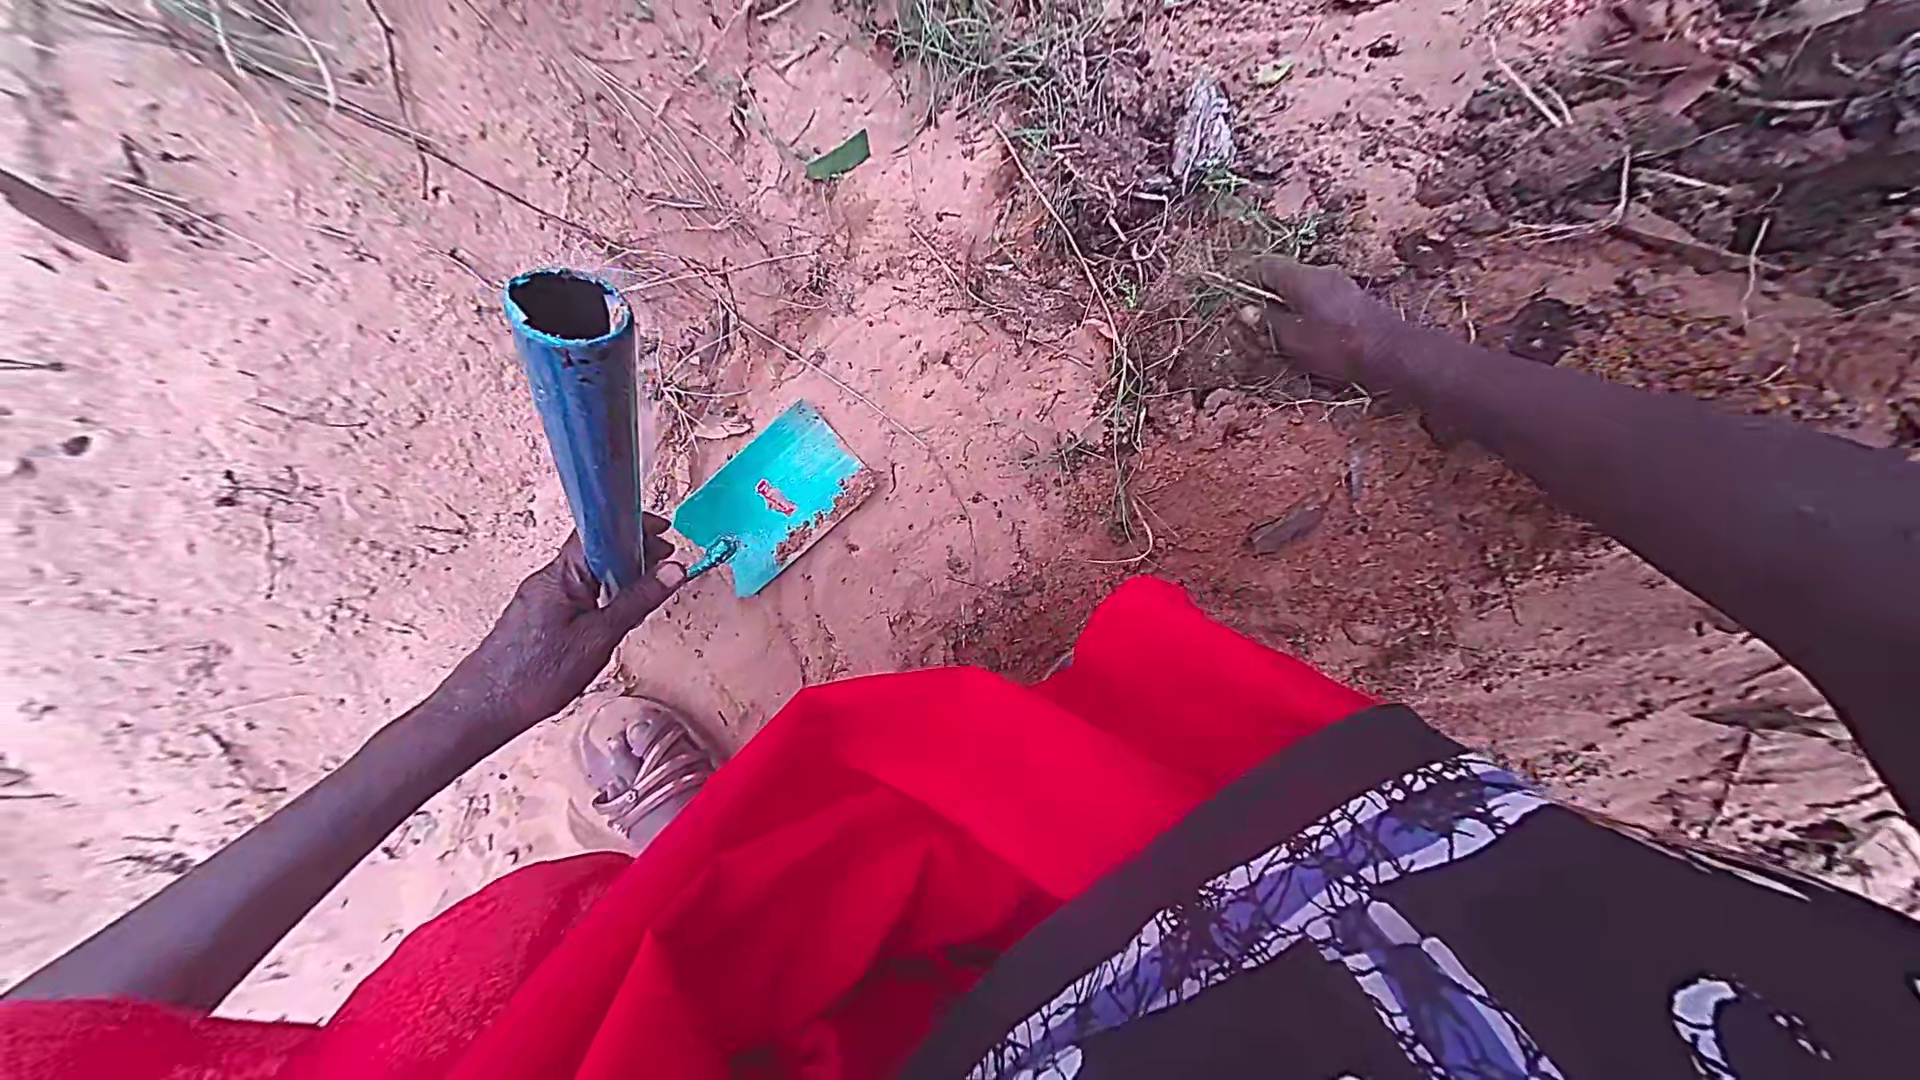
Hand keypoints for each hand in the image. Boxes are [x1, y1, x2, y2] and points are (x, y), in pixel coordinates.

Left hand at [428, 515, 684, 735]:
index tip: (664, 531)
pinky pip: (581, 592)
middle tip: (667, 566)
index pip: (600, 531)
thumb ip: (638, 600)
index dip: (634, 526)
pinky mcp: (541, 616)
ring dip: (623, 574)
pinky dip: (607, 593)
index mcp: (562, 575)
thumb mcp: (601, 636)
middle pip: (597, 550)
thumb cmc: (537, 674)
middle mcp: (549, 579)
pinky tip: (620, 613)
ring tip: (650, 591)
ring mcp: (543, 597)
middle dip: (636, 551)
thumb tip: (674, 569)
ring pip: (590, 572)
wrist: (481, 711)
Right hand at [1236, 257, 1410, 387]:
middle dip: (1261, 298)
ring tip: (1270, 334)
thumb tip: (1244, 311)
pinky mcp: (1348, 301)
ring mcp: (1338, 286)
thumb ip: (1267, 322)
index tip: (1231, 299)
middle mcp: (1322, 275)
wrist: (1391, 354)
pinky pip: (1313, 300)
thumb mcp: (1292, 339)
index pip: (1265, 266)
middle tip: (1247, 323)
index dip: (1244, 280)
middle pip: (1282, 278)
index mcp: (1304, 279)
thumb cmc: (1337, 346)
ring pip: (1298, 291)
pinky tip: (1296, 336)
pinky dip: (1298, 313)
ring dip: (1280, 308)